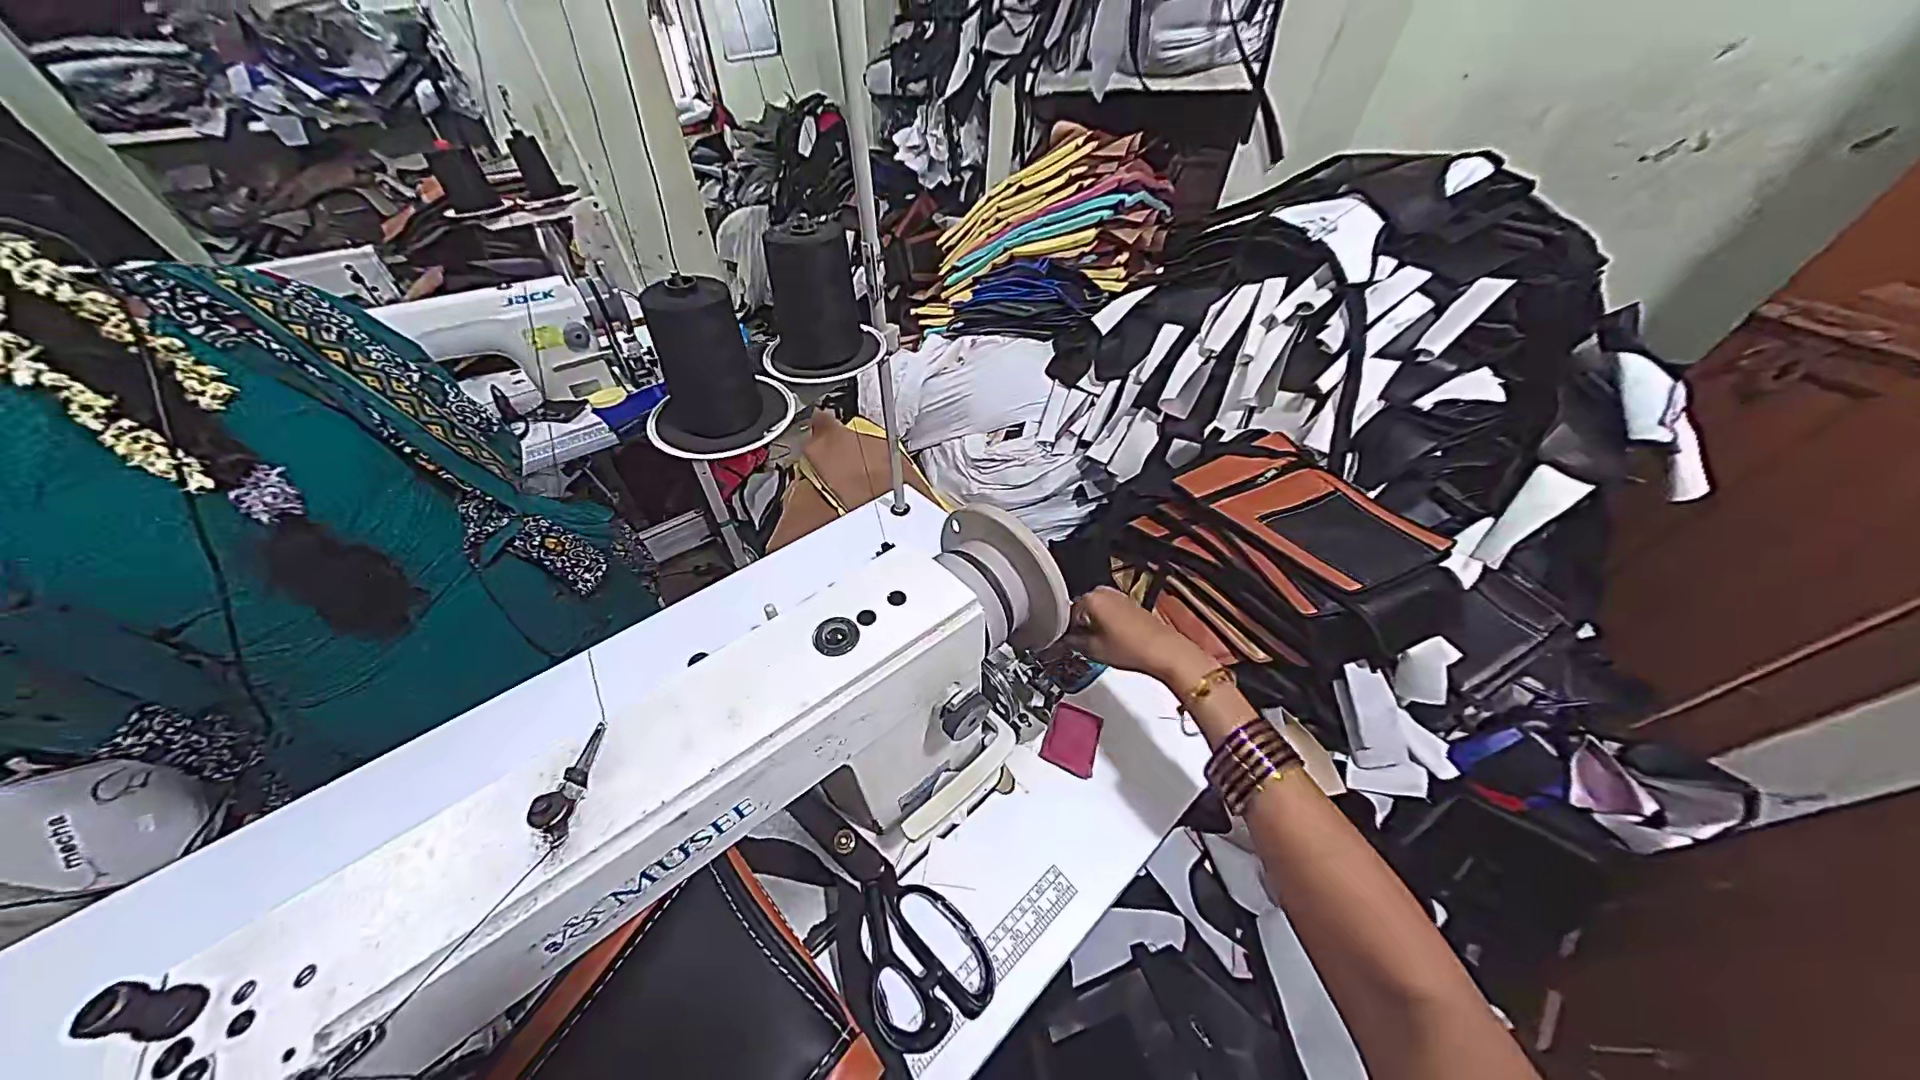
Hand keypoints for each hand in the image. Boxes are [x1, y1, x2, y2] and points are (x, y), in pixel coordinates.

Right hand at [1062, 586, 1216, 687]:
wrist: (1164, 651)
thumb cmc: (1134, 648)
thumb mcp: (1092, 649)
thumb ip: (1071, 642)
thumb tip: (1064, 640)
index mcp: (1091, 598)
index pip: (1066, 613)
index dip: (1064, 631)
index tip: (1065, 643)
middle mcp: (1104, 592)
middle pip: (1080, 610)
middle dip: (1079, 626)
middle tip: (1081, 646)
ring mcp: (1119, 597)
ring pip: (1095, 610)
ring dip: (1093, 625)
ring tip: (1099, 646)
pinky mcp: (1130, 605)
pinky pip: (1109, 612)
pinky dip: (1106, 624)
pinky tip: (1111, 641)